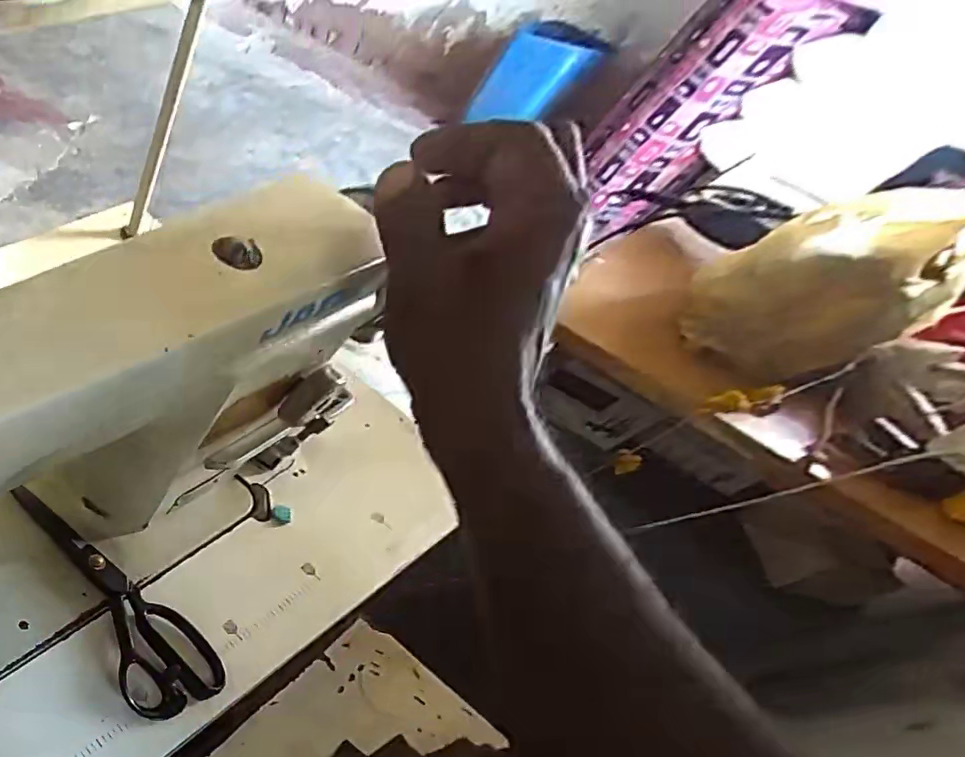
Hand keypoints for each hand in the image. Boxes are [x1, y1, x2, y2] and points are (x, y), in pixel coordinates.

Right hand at [372, 121, 588, 440]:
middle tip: (429, 173)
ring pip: (534, 184)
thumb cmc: (447, 344)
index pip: (512, 140)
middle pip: (537, 151)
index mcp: (542, 209)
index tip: (412, 159)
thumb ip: (407, 216)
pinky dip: (489, 212)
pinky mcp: (544, 273)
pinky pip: (526, 218)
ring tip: (431, 205)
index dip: (458, 140)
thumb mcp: (416, 277)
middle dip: (479, 153)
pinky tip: (448, 242)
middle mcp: (567, 217)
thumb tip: (398, 176)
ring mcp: (561, 247)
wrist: (477, 408)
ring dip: (483, 182)